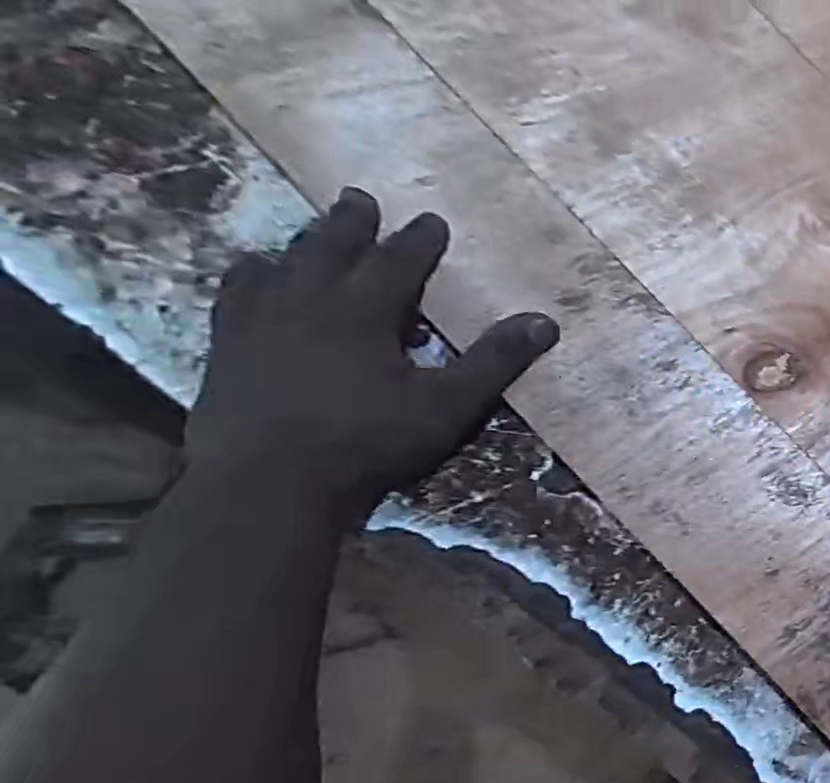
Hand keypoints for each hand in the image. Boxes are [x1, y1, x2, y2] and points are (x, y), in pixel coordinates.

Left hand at [187, 187, 559, 518]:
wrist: (272, 478)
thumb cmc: (373, 440)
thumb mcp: (451, 404)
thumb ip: (496, 361)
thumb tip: (544, 322)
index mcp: (360, 313)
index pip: (396, 264)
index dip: (419, 242)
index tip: (433, 221)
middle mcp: (304, 303)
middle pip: (329, 250)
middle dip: (351, 225)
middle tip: (360, 198)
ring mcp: (257, 323)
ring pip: (279, 266)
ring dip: (301, 247)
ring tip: (308, 238)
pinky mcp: (227, 348)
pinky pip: (236, 296)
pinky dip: (250, 278)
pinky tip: (254, 281)